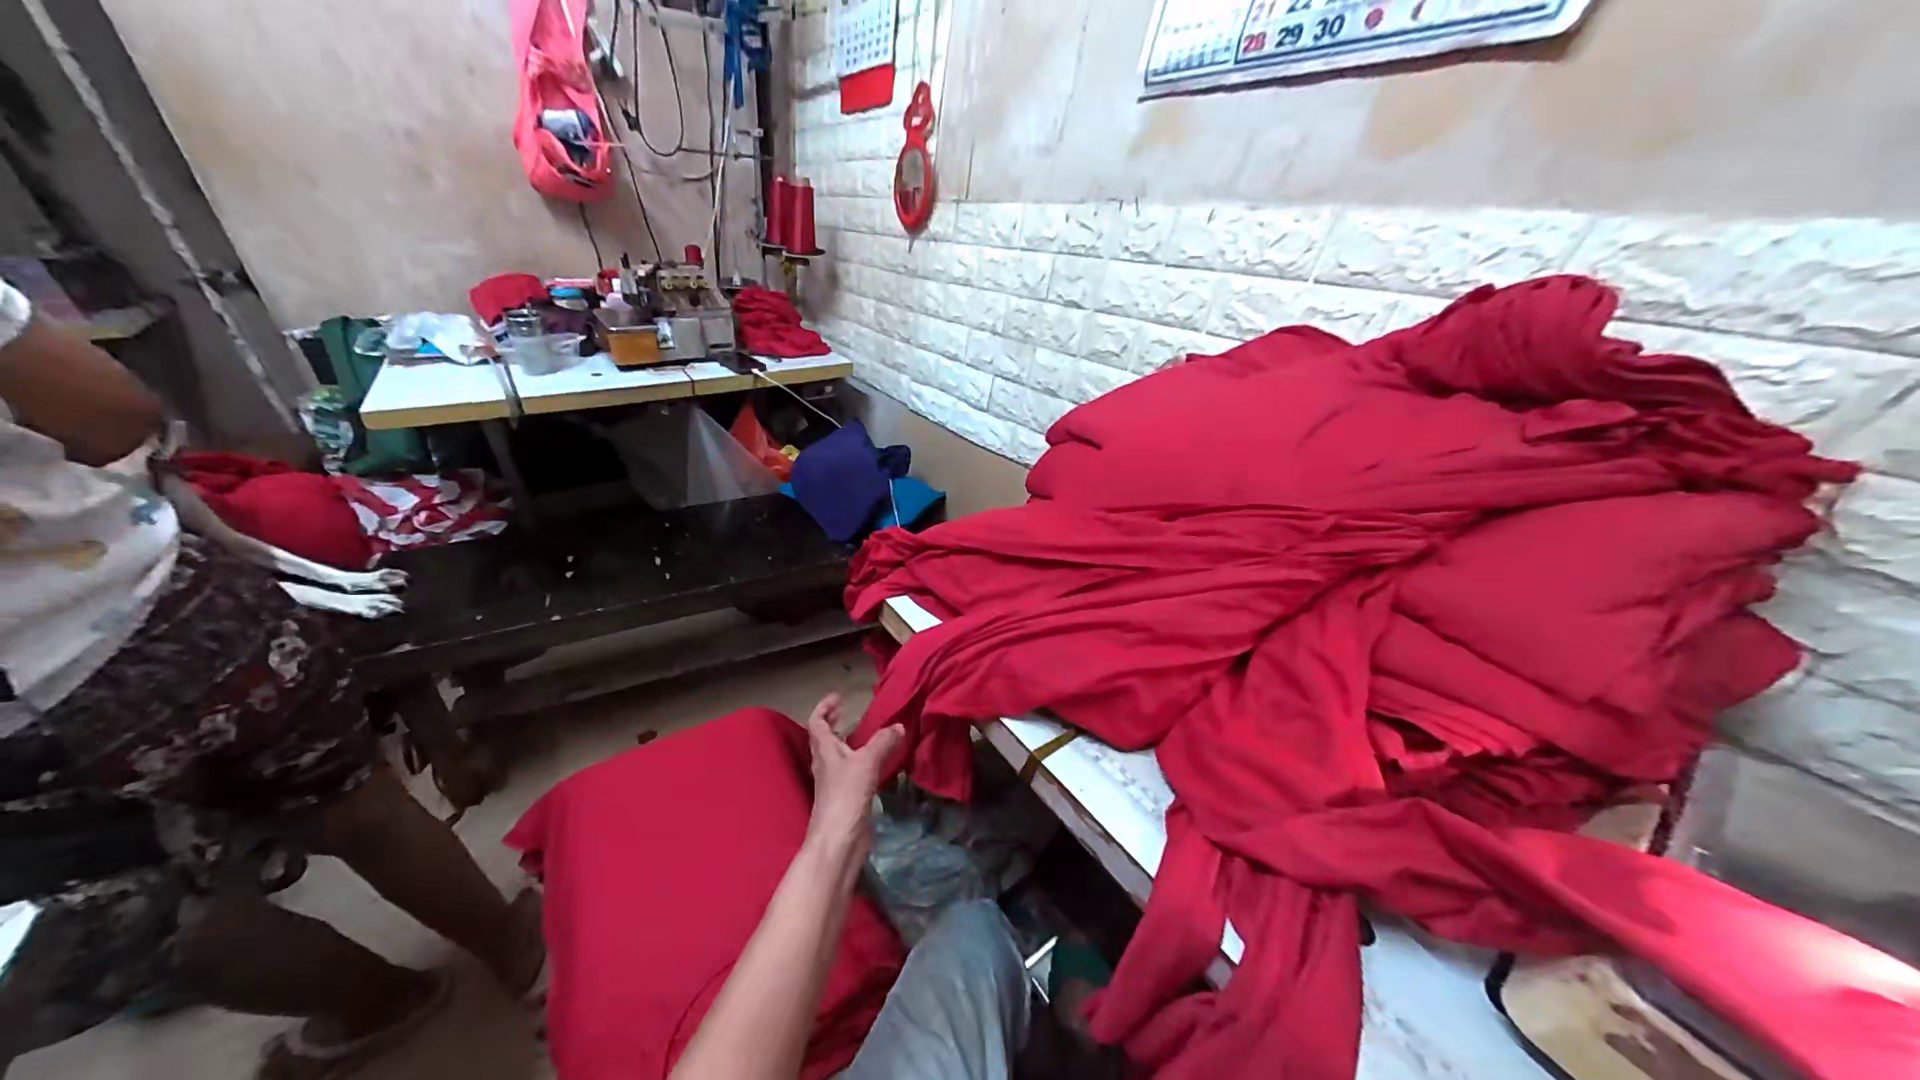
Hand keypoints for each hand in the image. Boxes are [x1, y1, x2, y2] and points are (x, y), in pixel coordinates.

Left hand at [804, 693, 901, 855]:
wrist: (838, 839)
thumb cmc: (846, 795)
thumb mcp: (866, 762)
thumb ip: (882, 742)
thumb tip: (898, 726)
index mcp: (824, 750)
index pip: (817, 722)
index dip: (824, 707)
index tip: (838, 697)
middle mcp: (825, 763)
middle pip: (823, 738)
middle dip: (832, 722)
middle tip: (846, 711)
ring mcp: (833, 781)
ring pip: (836, 755)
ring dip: (845, 741)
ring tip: (864, 733)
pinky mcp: (844, 796)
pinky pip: (849, 770)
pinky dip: (858, 760)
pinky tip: (874, 763)